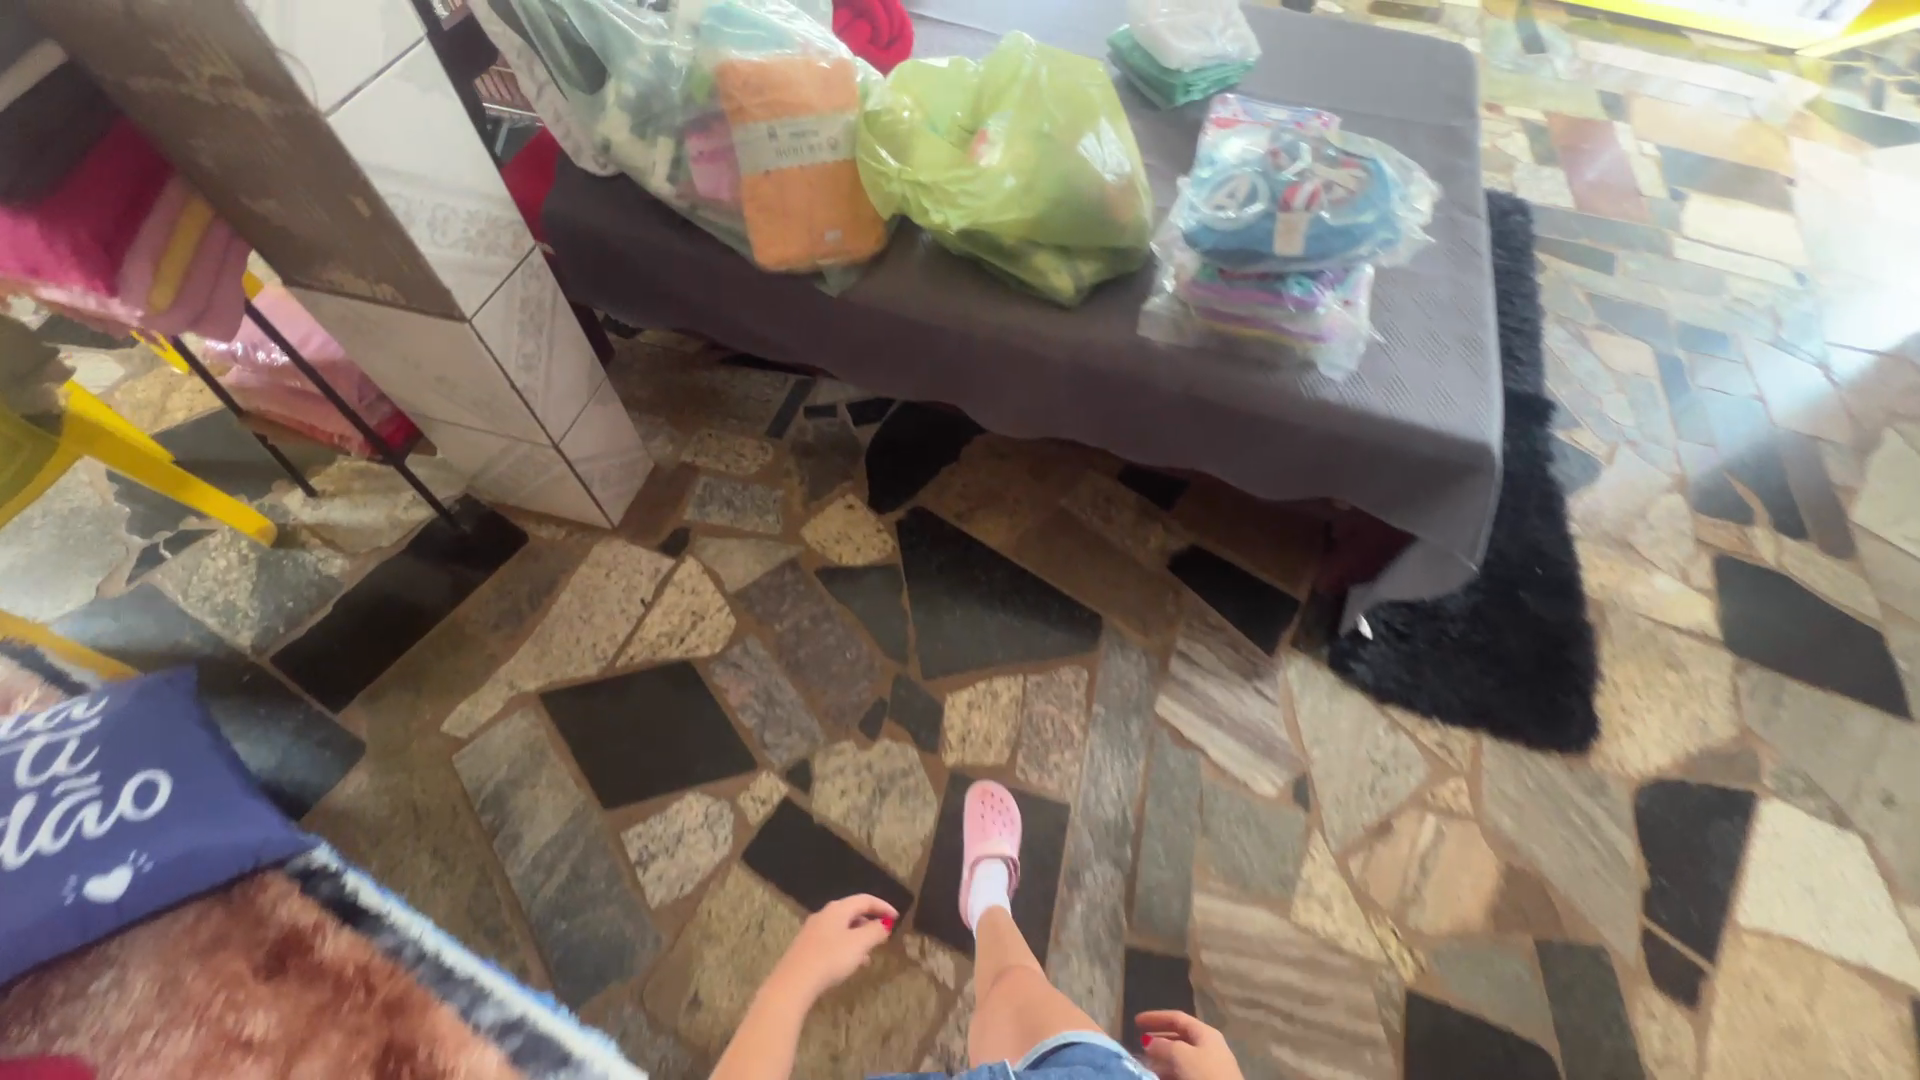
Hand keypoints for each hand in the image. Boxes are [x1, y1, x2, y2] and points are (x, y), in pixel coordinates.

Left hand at [765, 894, 898, 1002]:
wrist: (794, 982)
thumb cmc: (830, 958)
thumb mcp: (859, 944)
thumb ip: (875, 931)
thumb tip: (884, 924)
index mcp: (838, 909)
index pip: (865, 899)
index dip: (883, 906)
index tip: (896, 917)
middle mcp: (824, 915)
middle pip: (852, 912)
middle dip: (870, 922)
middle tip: (883, 935)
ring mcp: (812, 931)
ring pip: (842, 928)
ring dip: (858, 937)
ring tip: (869, 955)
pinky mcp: (806, 948)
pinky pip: (832, 941)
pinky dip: (845, 947)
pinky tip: (849, 965)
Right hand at [1137, 1011, 1245, 1079]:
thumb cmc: (1205, 1077)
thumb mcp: (1181, 1056)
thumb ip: (1162, 1045)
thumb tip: (1149, 1042)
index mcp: (1206, 1033)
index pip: (1177, 1018)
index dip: (1155, 1017)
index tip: (1136, 1022)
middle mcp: (1210, 1048)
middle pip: (1180, 1038)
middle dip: (1159, 1041)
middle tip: (1140, 1045)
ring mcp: (1211, 1069)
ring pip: (1182, 1060)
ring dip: (1163, 1062)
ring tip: (1147, 1067)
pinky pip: (1185, 1075)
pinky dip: (1171, 1075)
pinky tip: (1160, 1079)